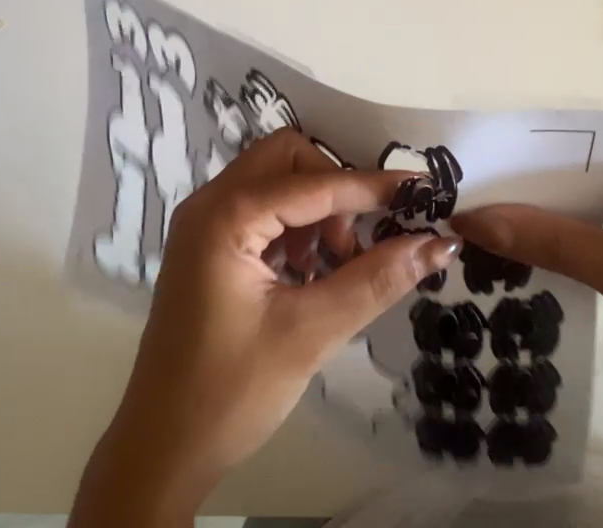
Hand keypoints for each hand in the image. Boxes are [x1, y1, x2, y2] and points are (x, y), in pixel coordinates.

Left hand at [72, 129, 461, 525]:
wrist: (164, 443)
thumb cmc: (232, 390)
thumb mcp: (311, 333)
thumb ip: (376, 280)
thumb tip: (438, 243)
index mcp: (224, 216)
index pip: (312, 181)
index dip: (372, 186)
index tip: (425, 193)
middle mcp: (208, 205)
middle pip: (285, 159)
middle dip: (333, 190)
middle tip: (356, 245)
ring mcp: (203, 225)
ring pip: (273, 183)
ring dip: (314, 210)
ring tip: (335, 268)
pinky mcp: (208, 249)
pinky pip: (259, 212)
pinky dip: (293, 229)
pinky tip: (311, 275)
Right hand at [451, 123, 602, 378]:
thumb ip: (554, 243)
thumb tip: (471, 219)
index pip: (554, 152)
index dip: (499, 176)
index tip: (445, 201)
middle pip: (561, 167)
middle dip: (513, 197)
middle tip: (452, 225)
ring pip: (576, 189)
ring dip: (537, 215)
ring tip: (477, 236)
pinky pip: (597, 205)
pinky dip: (566, 227)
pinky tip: (531, 247)